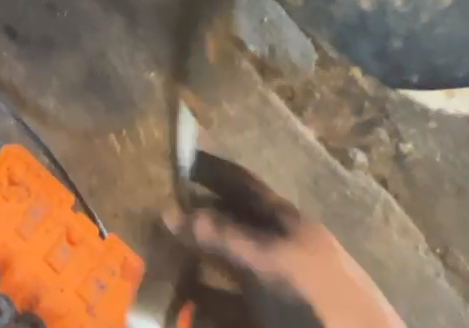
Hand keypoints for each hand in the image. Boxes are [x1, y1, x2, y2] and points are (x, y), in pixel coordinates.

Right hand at [166, 153, 404, 327]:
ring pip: (219, 273)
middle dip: (187, 224)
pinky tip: (178, 312)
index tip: (169, 158)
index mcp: (286, 226)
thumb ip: (221, 236)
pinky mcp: (264, 324)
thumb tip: (167, 212)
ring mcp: (272, 294)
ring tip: (152, 268)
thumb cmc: (323, 305)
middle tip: (145, 219)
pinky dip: (198, 311)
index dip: (208, 169)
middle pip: (224, 228)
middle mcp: (277, 254)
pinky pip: (222, 312)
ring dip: (186, 271)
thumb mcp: (272, 262)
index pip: (241, 184)